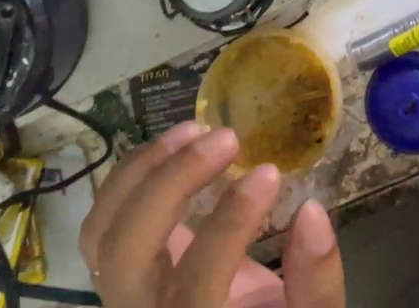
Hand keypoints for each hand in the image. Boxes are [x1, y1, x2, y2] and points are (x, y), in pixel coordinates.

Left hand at [79, 123, 344, 307]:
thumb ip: (317, 284)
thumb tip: (312, 212)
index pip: (197, 280)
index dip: (230, 222)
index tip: (270, 172)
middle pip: (125, 250)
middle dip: (172, 182)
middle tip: (228, 137)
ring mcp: (122, 290)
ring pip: (101, 229)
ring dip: (145, 169)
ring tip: (196, 129)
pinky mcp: (123, 261)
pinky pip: (106, 219)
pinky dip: (136, 172)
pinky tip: (180, 144)